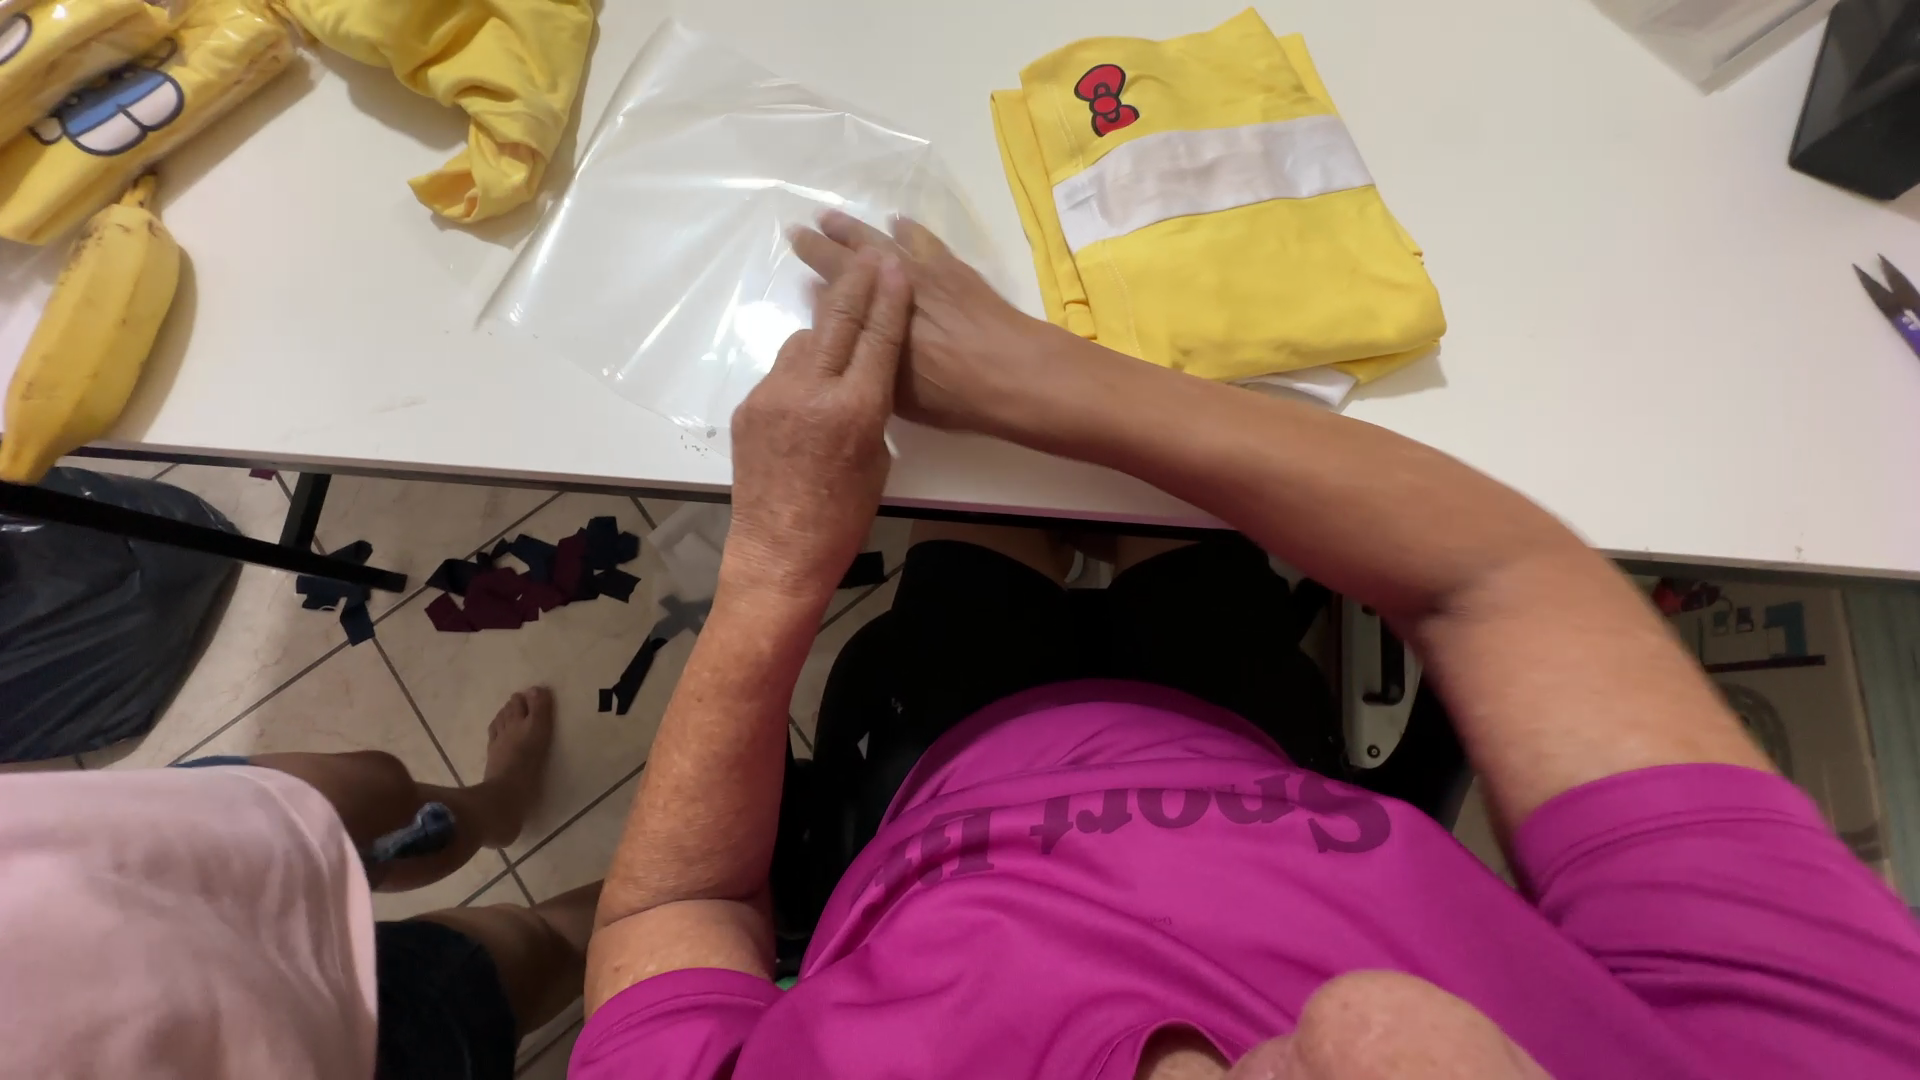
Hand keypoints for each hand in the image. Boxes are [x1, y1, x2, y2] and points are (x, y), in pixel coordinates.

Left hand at [723, 252, 909, 604]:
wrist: (779, 552)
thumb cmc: (842, 518)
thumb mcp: (877, 462)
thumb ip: (871, 412)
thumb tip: (859, 381)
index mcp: (855, 411)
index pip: (877, 336)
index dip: (889, 297)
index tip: (895, 265)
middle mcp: (810, 392)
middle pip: (837, 319)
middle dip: (856, 283)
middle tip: (868, 256)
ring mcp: (771, 396)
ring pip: (804, 340)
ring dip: (826, 329)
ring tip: (841, 330)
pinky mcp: (747, 408)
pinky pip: (781, 370)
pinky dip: (801, 367)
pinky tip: (810, 385)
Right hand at [791, 210, 1067, 436]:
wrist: (1015, 372)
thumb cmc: (952, 394)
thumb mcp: (894, 388)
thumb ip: (859, 347)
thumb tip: (827, 310)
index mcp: (875, 317)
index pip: (834, 284)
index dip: (813, 268)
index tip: (795, 252)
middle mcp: (895, 285)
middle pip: (852, 257)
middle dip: (824, 242)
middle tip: (803, 228)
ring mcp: (926, 271)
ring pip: (882, 240)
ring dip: (855, 229)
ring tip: (833, 217)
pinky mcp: (954, 268)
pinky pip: (923, 239)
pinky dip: (907, 230)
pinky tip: (897, 222)